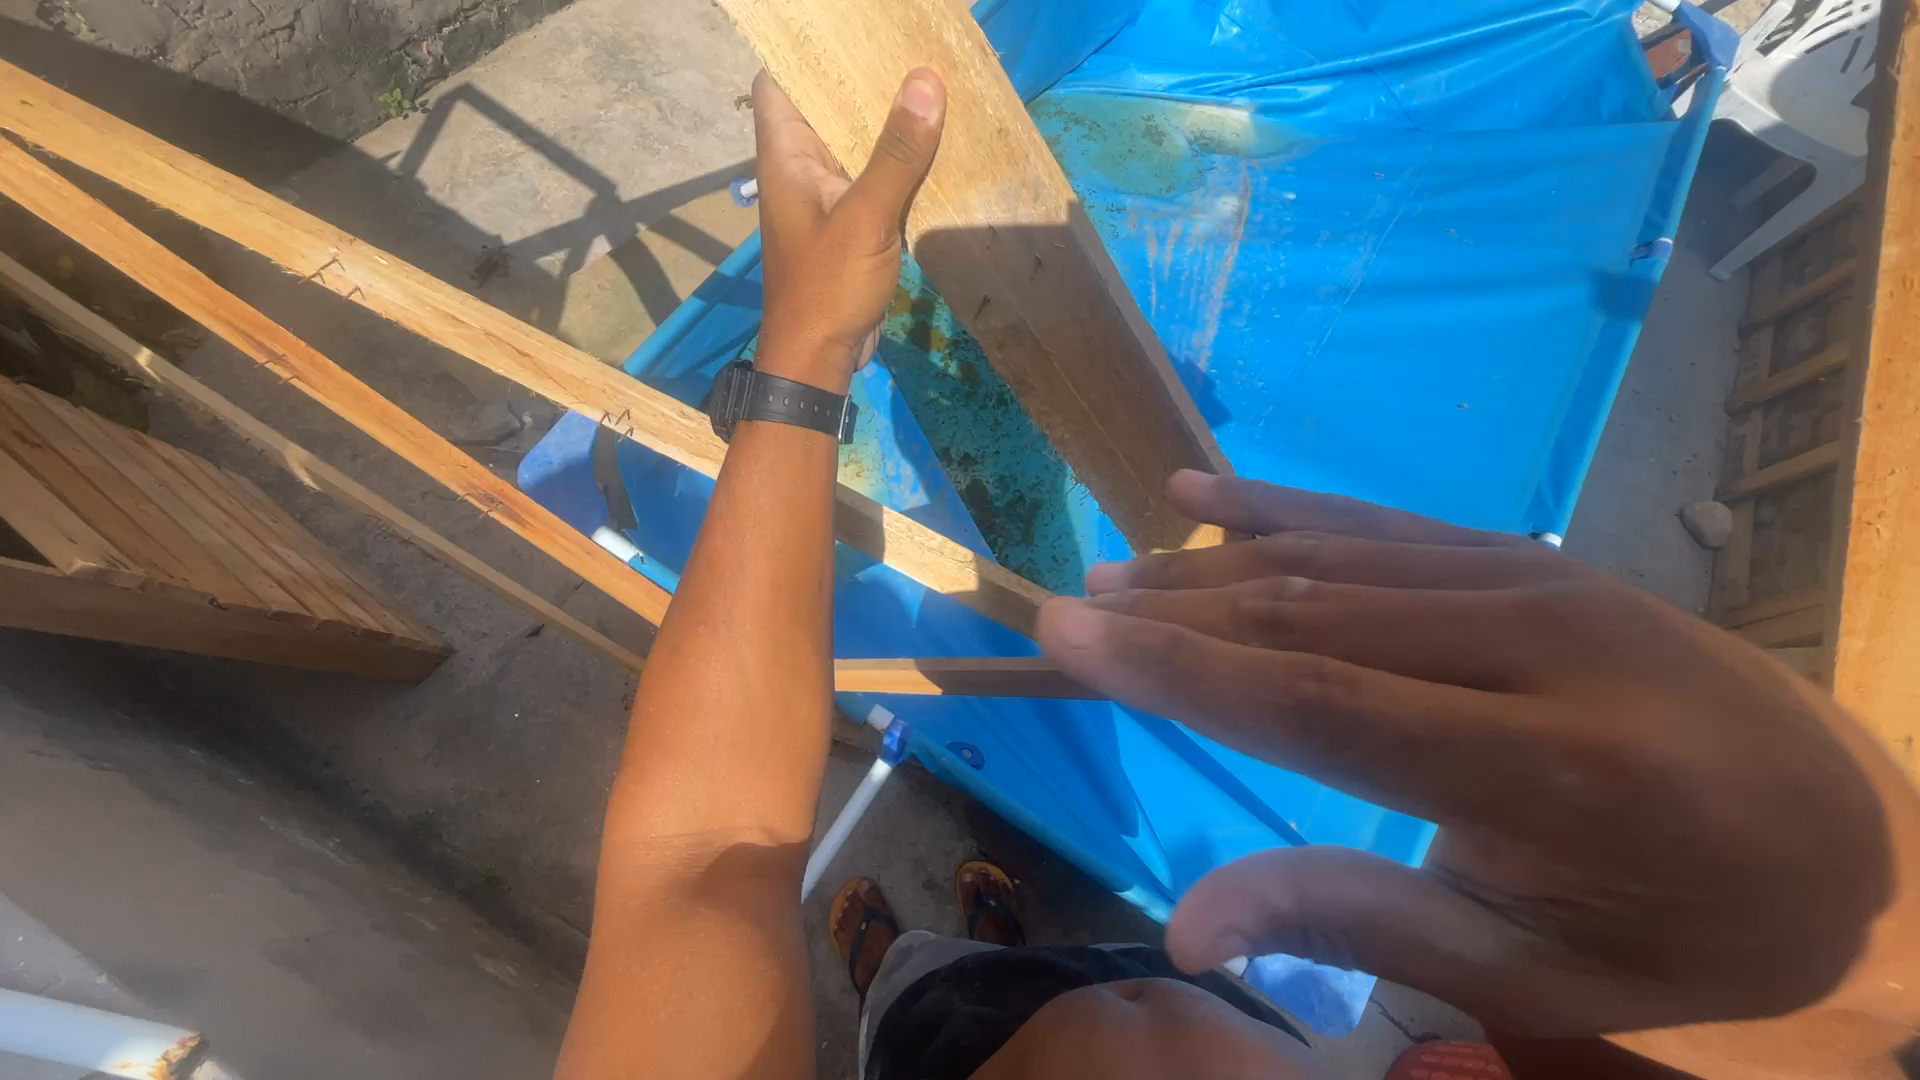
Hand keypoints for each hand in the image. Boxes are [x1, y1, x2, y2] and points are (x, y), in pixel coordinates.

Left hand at [750, 68, 944, 391]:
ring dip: (888, 124)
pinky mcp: (852, 226)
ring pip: (857, 145)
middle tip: (911, 53)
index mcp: (787, 154)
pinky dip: (900, 165)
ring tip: (932, 86)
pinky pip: (876, 181)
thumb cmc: (828, 287)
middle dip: (864, 82)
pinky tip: (935, 149)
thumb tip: (926, 81)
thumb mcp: (866, 218)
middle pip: (826, 106)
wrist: (820, 357)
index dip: (808, 52)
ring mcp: (829, 198)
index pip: (780, 79)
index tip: (854, 36)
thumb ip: (897, 154)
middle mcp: (803, 168)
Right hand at [1035, 470, 1899, 1035]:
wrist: (1851, 822)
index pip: (1317, 701)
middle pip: (1303, 613)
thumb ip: (1352, 923)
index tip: (1070, 635)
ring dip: (1201, 567)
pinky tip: (1197, 491)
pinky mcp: (1515, 552)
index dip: (1177, 670)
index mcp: (1553, 768)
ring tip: (1113, 574)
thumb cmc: (1680, 922)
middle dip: (1168, 613)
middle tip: (1070, 610)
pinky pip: (1370, 518)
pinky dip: (1272, 503)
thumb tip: (1186, 929)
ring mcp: (1525, 576)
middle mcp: (1531, 641)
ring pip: (1322, 559)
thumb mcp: (1528, 970)